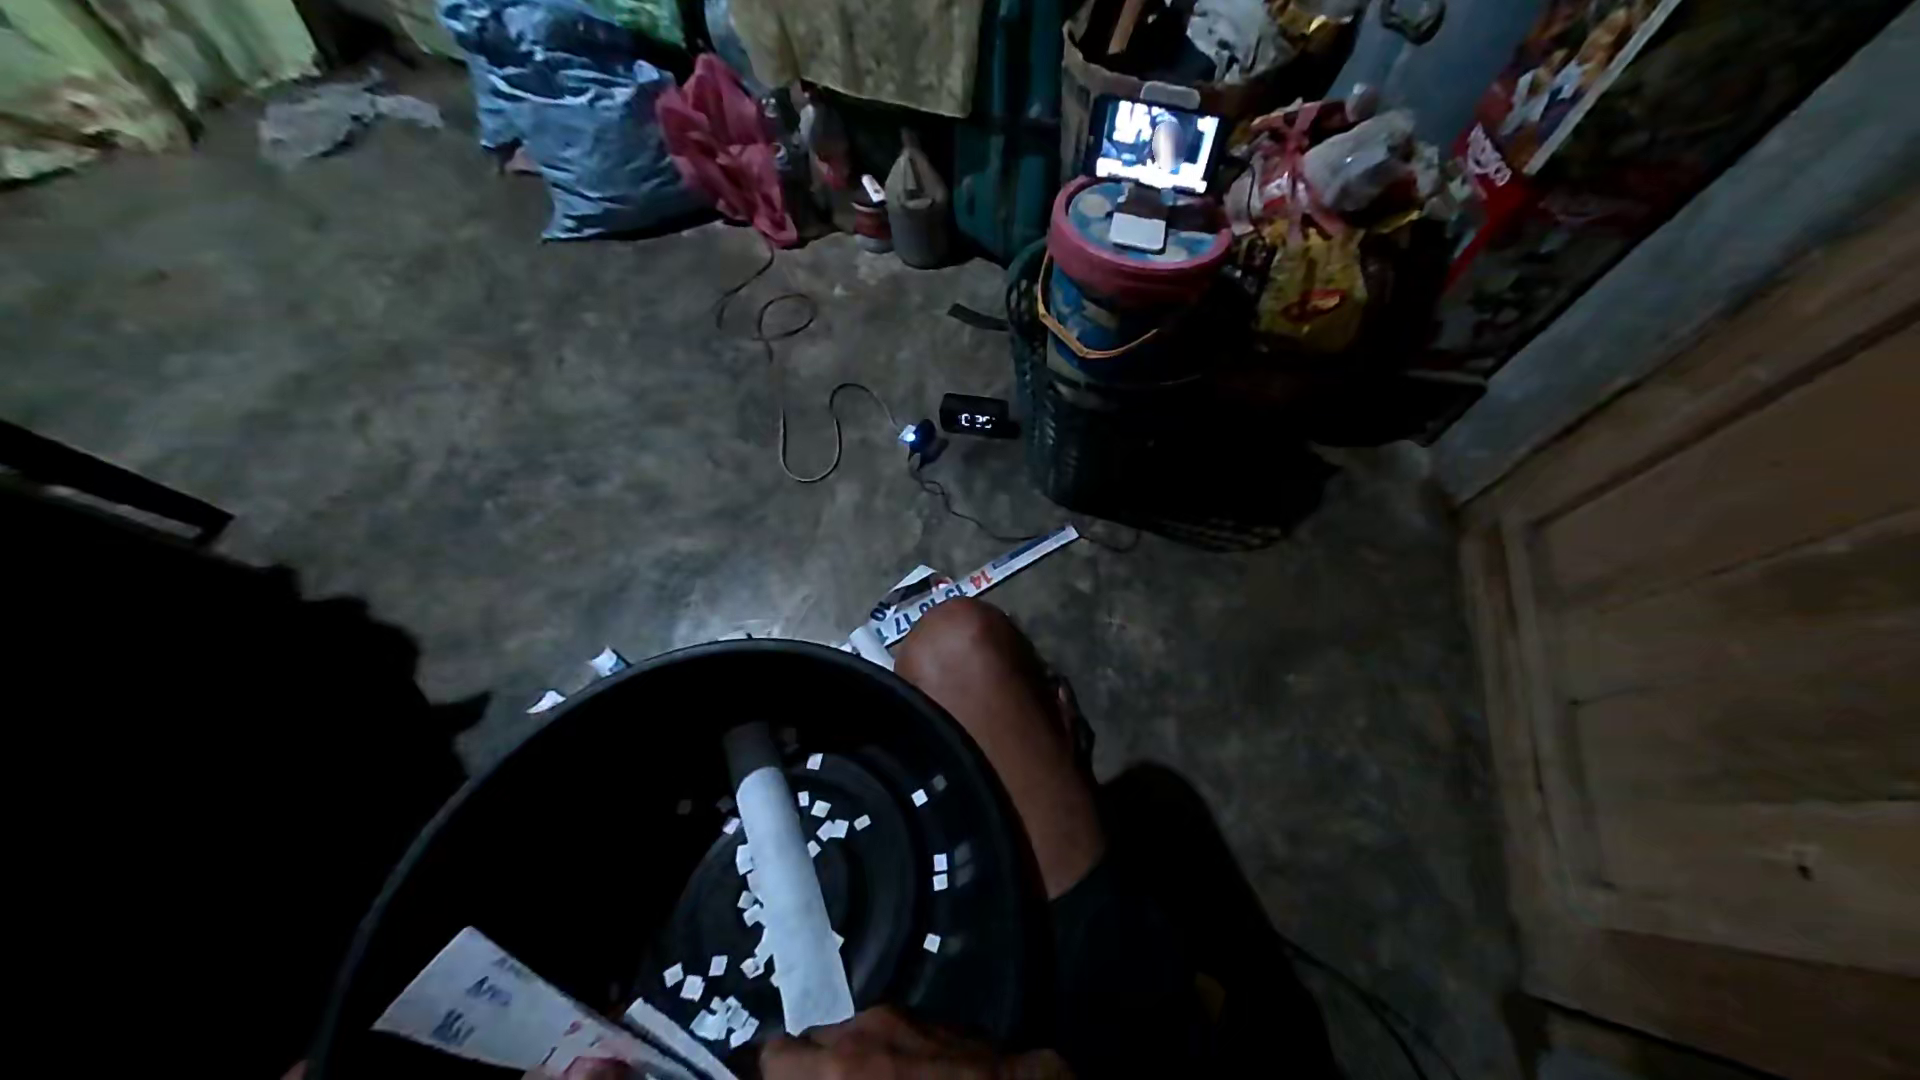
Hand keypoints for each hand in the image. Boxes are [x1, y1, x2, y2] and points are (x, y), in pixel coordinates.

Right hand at [760, 1007, 1071, 1079]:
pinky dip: (872, 1051)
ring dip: (838, 1061)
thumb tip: (805, 1071)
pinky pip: (877, 1029)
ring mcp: (892, 1015)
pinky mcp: (920, 1013)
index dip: (762, 1071)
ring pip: (842, 1034)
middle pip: (802, 1041)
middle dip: (800, 1069)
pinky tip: (893, 1076)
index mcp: (837, 1069)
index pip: (771, 1056)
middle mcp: (857, 1030)